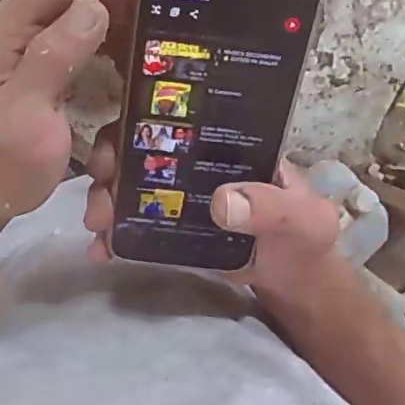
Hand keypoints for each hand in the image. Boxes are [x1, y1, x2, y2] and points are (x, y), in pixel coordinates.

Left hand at [0, 0, 164, 222]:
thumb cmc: (1, 168)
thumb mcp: (25, 118)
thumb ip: (53, 57)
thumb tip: (95, 4)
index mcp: (4, 31)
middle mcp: (14, 27)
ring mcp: (27, 45)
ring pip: (84, 10)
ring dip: (123, 15)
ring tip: (164, 26)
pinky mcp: (41, 64)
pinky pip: (84, 38)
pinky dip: (114, 40)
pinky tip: (137, 54)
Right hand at [83, 143, 353, 295]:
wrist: (296, 285)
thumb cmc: (305, 238)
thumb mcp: (305, 219)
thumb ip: (274, 207)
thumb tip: (222, 201)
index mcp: (225, 144)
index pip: (178, 119)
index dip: (140, 123)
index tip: (117, 142)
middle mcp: (194, 163)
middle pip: (141, 150)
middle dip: (111, 163)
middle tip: (102, 188)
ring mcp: (178, 198)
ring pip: (130, 188)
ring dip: (107, 199)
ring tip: (99, 223)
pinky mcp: (169, 233)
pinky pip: (135, 228)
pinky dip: (114, 237)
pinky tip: (100, 251)